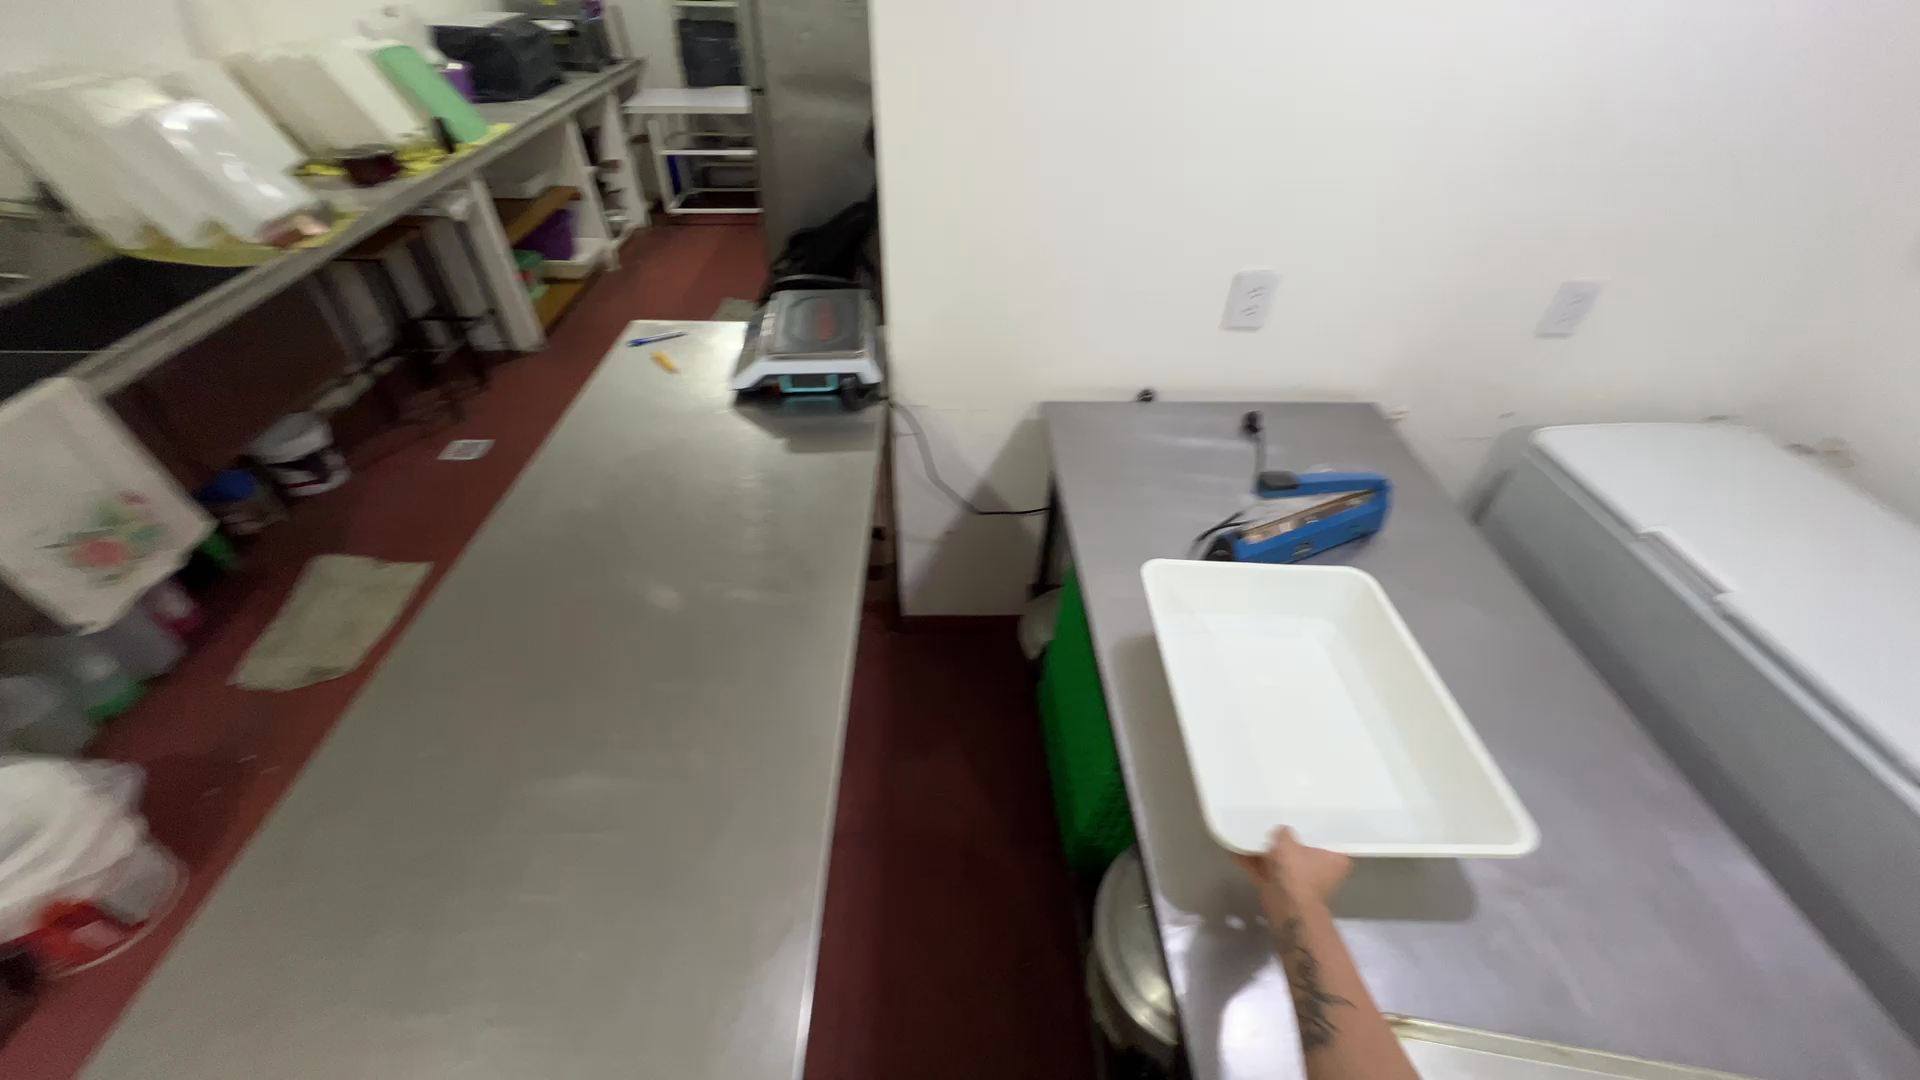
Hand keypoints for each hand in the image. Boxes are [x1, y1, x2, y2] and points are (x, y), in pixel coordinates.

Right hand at [1235, 827, 1352, 915]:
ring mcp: (1300, 882)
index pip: (1329, 840)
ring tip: (1249, 831)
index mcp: (1335, 860)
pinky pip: (1267, 871)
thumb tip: (1283, 831)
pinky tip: (1236, 848)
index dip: (1315, 830)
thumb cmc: (1296, 871)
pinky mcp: (1282, 890)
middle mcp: (1320, 872)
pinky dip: (1253, 863)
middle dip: (1286, 842)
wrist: (1285, 907)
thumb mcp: (1288, 842)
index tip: (1302, 818)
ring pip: (1282, 862)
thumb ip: (1284, 832)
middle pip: (1302, 852)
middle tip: (1272, 823)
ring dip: (1267, 852)